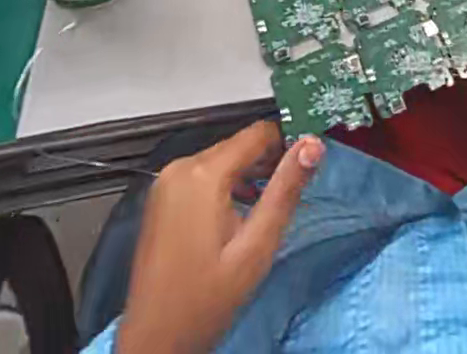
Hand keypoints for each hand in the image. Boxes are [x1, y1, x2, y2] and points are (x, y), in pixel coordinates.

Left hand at [116, 122, 324, 353]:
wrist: (154, 339)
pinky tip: (241, 210)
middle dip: (268, 161)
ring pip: (221, 158)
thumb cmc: (207, 298)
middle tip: (292, 189)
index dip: (287, 141)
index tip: (308, 159)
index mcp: (203, 172)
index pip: (257, 133)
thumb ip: (285, 191)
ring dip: (248, 173)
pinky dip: (225, 183)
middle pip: (237, 145)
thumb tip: (312, 146)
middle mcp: (180, 165)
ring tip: (270, 202)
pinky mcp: (162, 195)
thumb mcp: (256, 247)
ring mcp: (167, 179)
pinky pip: (202, 174)